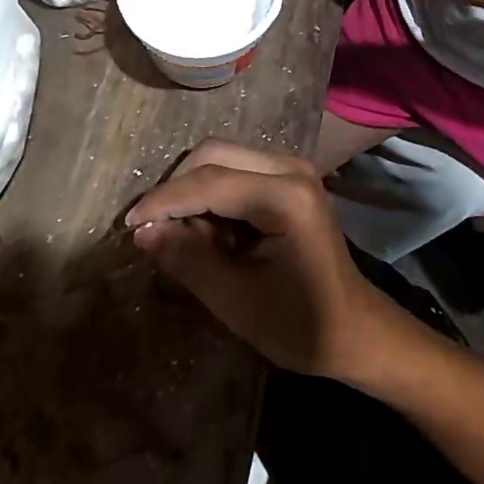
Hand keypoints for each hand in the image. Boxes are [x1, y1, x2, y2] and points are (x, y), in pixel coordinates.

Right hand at [126, 141, 389, 380]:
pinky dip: (212, 193)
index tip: (128, 224)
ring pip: (223, 157)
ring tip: (181, 235)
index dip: (164, 200)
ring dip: (194, 189)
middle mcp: (291, 168)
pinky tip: (208, 231)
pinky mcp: (288, 178)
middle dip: (177, 188)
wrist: (355, 328)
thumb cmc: (301, 324)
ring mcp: (292, 169)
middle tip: (153, 229)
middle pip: (214, 154)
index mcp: (286, 197)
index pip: (209, 182)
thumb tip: (143, 230)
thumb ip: (189, 260)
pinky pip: (237, 169)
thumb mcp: (237, 301)